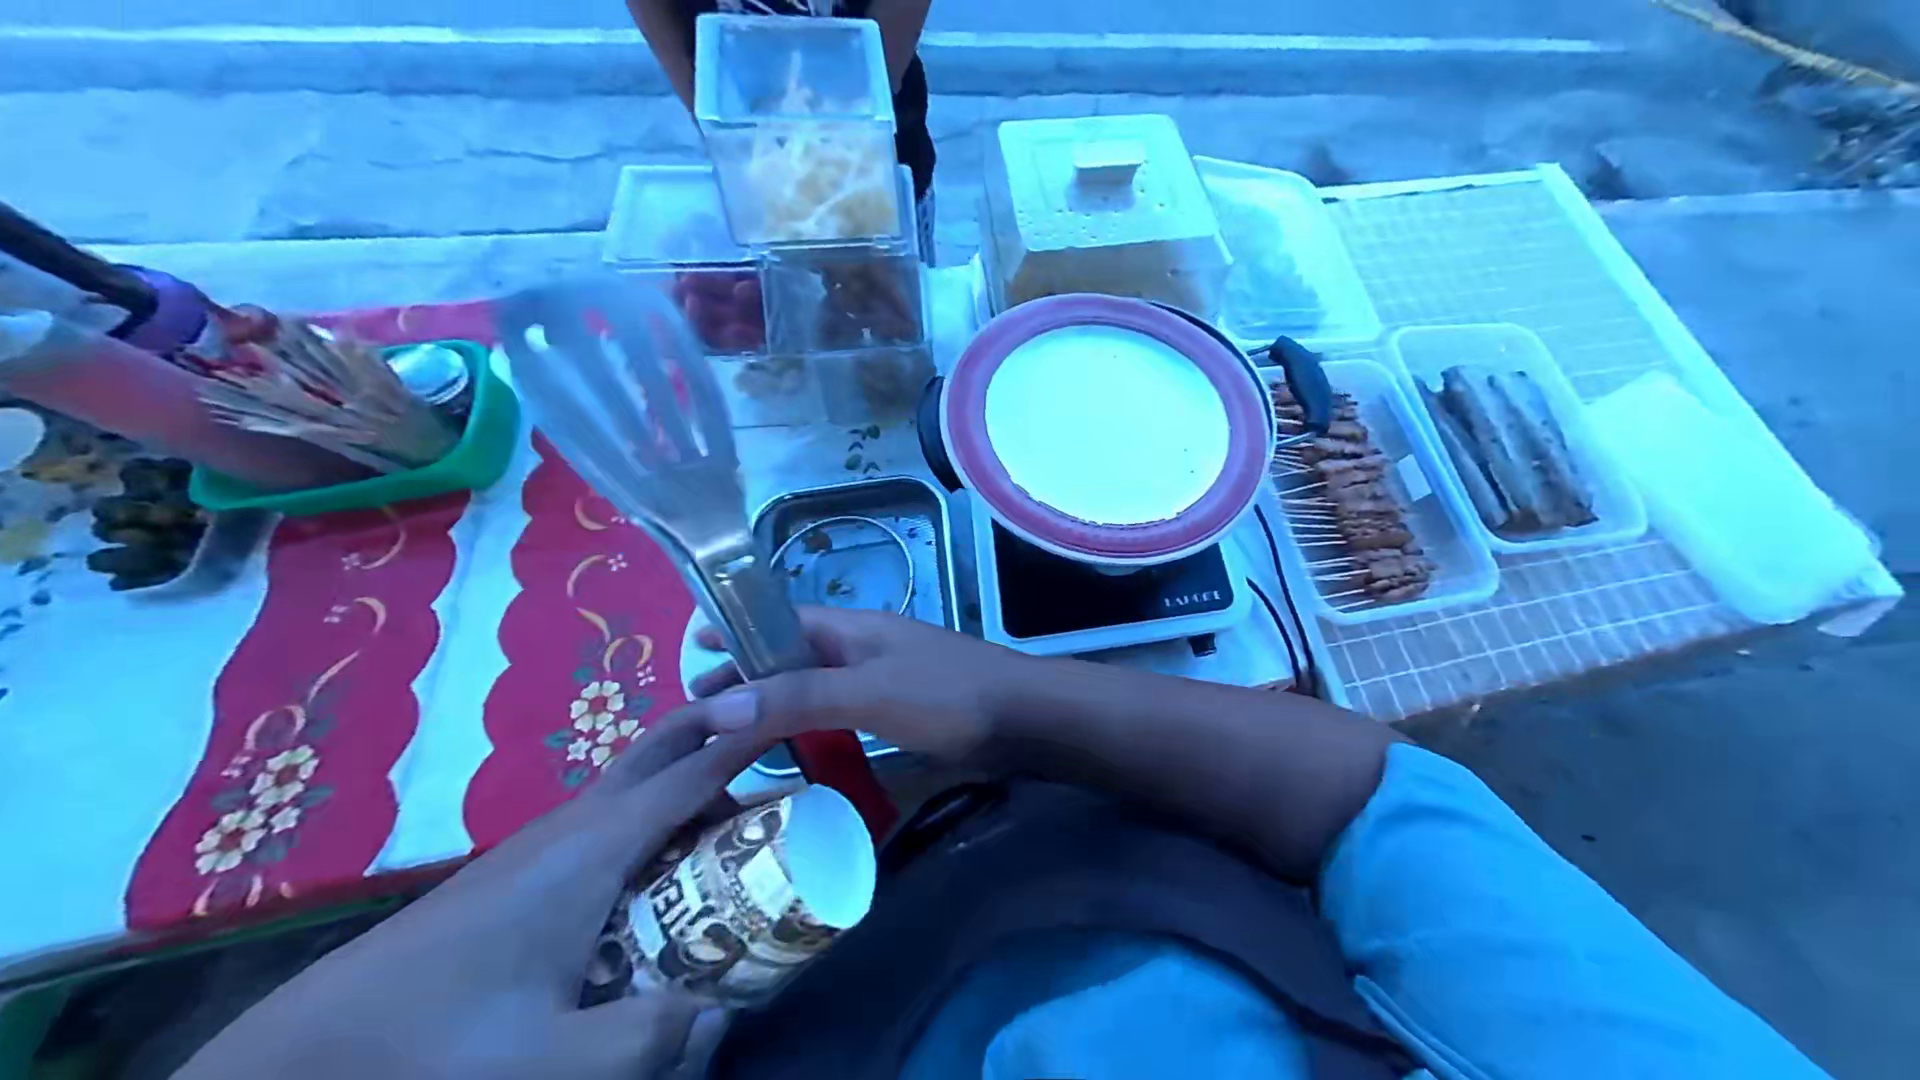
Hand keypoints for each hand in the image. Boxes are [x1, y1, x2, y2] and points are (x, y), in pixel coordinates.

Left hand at [175, 712, 770, 1079]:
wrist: (309, 1051)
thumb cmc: (434, 1043)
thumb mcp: (545, 1061)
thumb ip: (645, 1040)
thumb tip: (725, 1016)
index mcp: (597, 845)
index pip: (694, 769)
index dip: (751, 738)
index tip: (799, 713)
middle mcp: (580, 821)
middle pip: (665, 745)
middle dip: (723, 727)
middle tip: (778, 740)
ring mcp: (553, 835)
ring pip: (643, 775)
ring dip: (696, 771)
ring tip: (741, 811)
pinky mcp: (536, 859)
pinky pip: (622, 807)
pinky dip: (664, 805)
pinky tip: (671, 858)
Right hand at [690, 608, 1033, 764]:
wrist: (1025, 718)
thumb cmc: (948, 694)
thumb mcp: (870, 692)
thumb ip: (801, 697)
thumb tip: (720, 706)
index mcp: (852, 628)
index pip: (781, 620)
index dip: (738, 631)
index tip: (693, 649)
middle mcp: (862, 647)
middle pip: (793, 656)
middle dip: (749, 677)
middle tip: (702, 714)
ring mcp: (882, 678)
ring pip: (816, 686)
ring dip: (778, 704)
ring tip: (735, 737)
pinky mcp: (899, 709)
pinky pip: (841, 711)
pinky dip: (812, 725)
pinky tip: (797, 752)